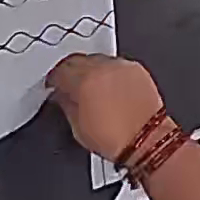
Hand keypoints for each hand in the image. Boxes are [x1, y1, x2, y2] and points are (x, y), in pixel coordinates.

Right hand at [45, 53, 166, 160]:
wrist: (146, 140)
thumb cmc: (116, 139)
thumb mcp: (78, 128)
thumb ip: (66, 104)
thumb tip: (61, 96)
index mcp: (83, 82)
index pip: (60, 71)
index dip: (54, 79)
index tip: (54, 84)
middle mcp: (101, 69)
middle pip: (77, 60)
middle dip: (70, 71)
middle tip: (69, 84)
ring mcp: (120, 67)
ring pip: (97, 59)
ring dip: (90, 69)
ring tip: (91, 86)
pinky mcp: (136, 68)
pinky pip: (116, 64)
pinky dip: (110, 72)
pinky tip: (110, 86)